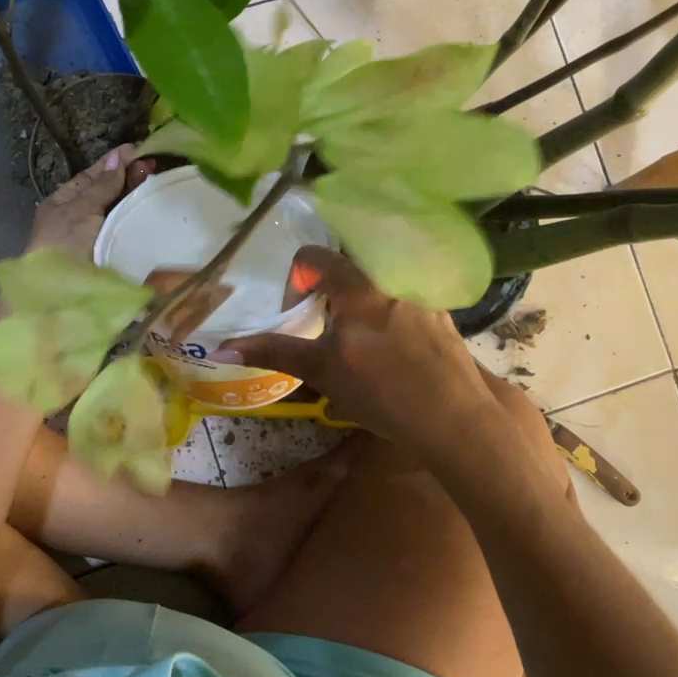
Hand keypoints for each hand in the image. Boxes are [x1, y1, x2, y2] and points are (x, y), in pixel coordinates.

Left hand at [25, 145, 151, 257]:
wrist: (58, 298)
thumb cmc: (61, 248)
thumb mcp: (79, 211)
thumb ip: (101, 186)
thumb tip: (118, 157)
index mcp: (64, 203)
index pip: (92, 176)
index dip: (114, 162)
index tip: (139, 149)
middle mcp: (80, 218)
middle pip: (108, 192)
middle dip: (129, 177)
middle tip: (155, 164)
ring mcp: (97, 238)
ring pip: (120, 211)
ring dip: (137, 196)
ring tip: (159, 181)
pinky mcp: (113, 256)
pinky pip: (128, 232)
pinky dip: (141, 221)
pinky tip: (157, 211)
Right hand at [218, 247, 538, 469]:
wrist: (456, 420)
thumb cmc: (381, 392)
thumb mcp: (321, 372)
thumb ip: (273, 351)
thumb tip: (221, 347)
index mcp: (357, 286)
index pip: (315, 257)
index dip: (297, 282)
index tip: (299, 315)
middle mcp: (392, 279)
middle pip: (350, 268)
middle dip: (331, 294)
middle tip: (328, 332)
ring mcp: (422, 296)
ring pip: (379, 284)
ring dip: (361, 305)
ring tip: (361, 347)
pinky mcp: (444, 316)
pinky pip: (405, 301)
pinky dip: (390, 317)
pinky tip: (394, 356)